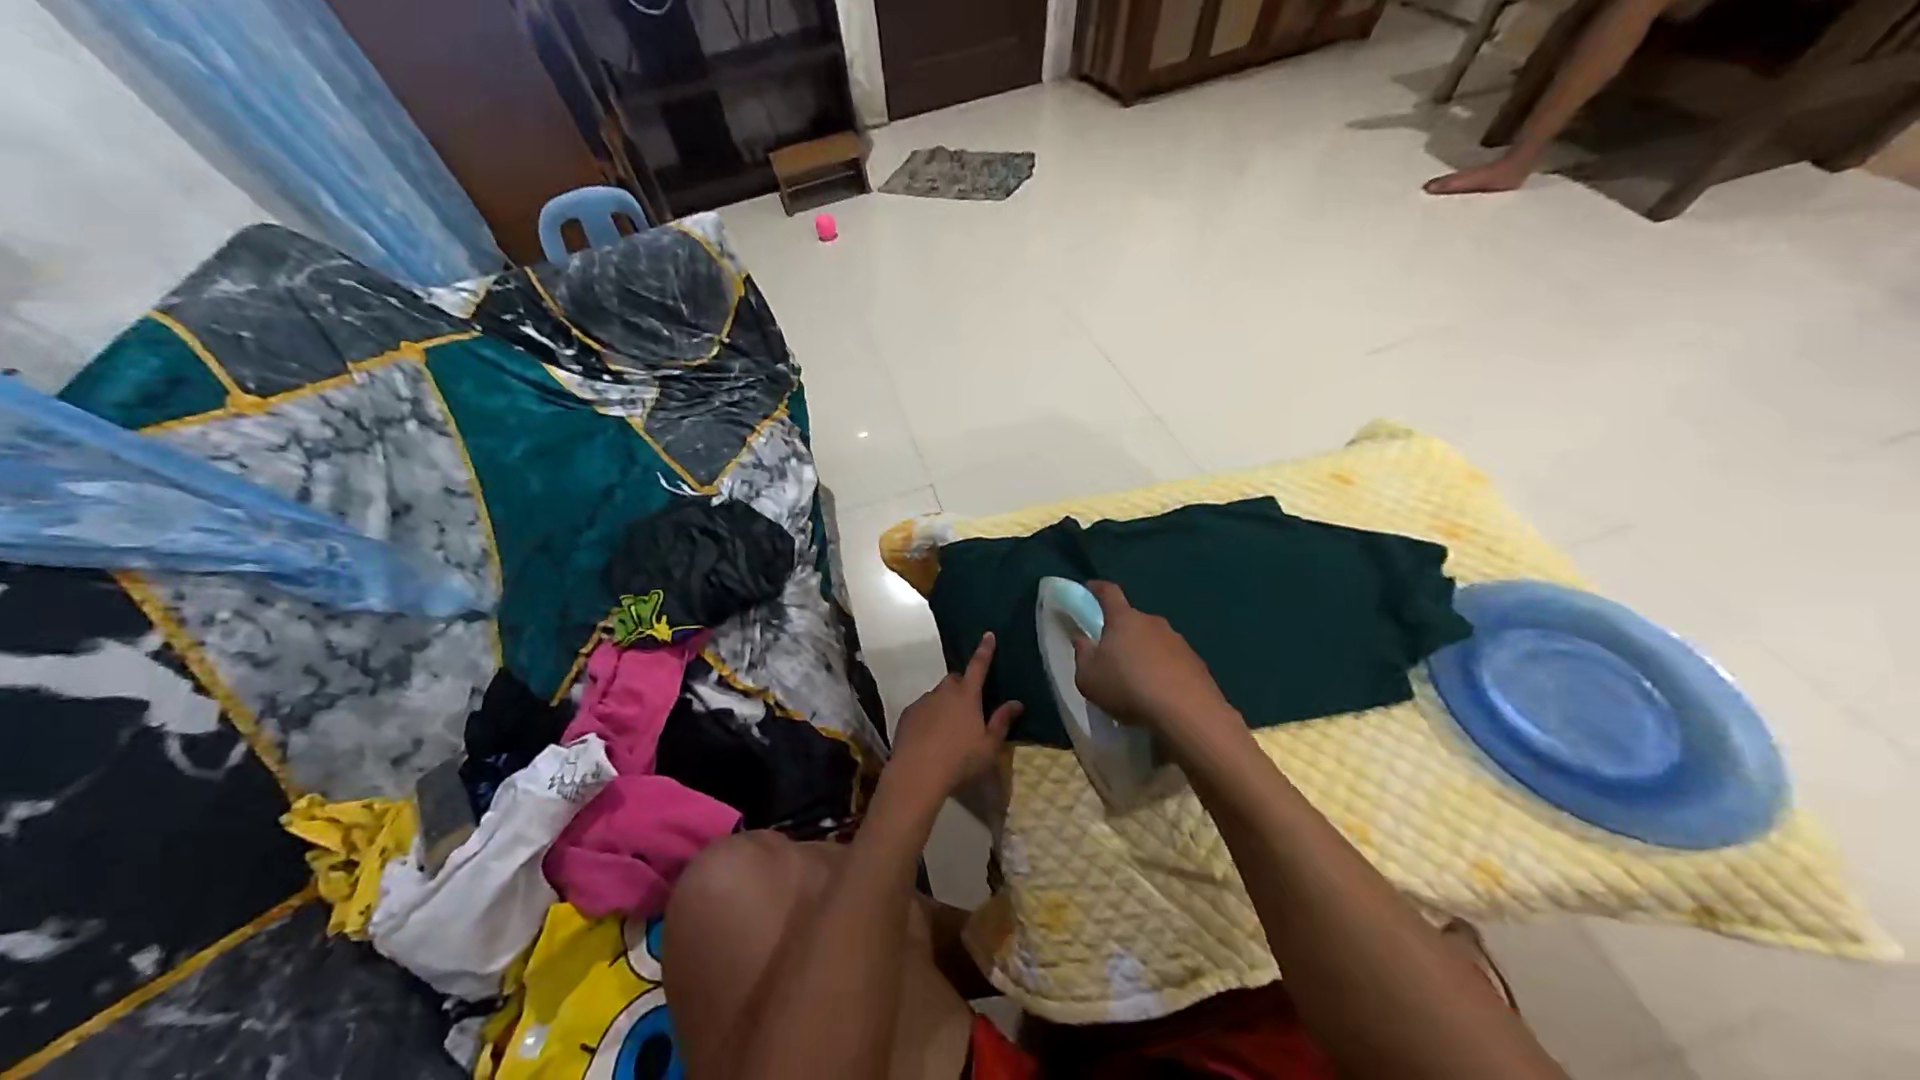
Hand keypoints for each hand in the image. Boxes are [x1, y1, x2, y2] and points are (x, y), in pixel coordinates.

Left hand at [886, 633, 1022, 802]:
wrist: (916, 774)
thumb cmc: (960, 760)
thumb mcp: (989, 746)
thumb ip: (1002, 721)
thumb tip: (1016, 703)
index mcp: (967, 695)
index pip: (978, 665)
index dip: (985, 650)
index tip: (988, 634)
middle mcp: (944, 692)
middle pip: (955, 681)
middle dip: (963, 687)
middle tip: (970, 708)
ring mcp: (923, 702)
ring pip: (938, 695)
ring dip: (945, 703)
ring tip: (949, 729)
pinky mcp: (907, 715)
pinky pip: (923, 708)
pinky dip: (929, 716)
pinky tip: (931, 737)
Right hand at [1071, 581, 1237, 750]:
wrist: (1186, 712)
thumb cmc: (1128, 687)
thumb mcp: (1088, 677)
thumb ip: (1082, 655)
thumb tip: (1083, 640)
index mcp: (1124, 619)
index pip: (1109, 592)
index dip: (1097, 588)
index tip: (1090, 589)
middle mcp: (1153, 622)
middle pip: (1132, 620)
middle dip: (1121, 632)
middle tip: (1110, 655)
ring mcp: (1178, 641)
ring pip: (1154, 641)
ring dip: (1144, 653)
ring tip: (1136, 681)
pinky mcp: (1196, 662)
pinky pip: (1172, 660)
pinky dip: (1163, 671)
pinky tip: (1158, 693)